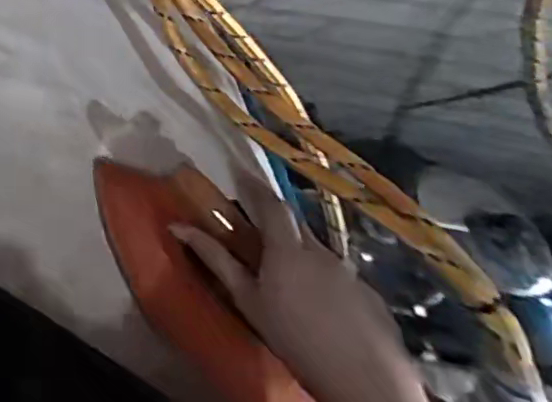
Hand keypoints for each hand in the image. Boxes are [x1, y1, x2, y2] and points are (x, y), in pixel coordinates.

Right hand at [171, 171, 425, 401]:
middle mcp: (322, 253)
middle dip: (276, 219)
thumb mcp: (247, 300)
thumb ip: (215, 259)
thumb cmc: (296, 339)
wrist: (370, 387)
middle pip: (297, 224)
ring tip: (290, 272)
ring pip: (320, 252)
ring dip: (302, 251)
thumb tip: (177, 226)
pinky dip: (327, 279)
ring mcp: (353, 276)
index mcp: (288, 249)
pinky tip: (323, 304)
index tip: (238, 171)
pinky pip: (343, 277)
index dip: (254, 186)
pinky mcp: (375, 300)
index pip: (271, 204)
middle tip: (258, 227)